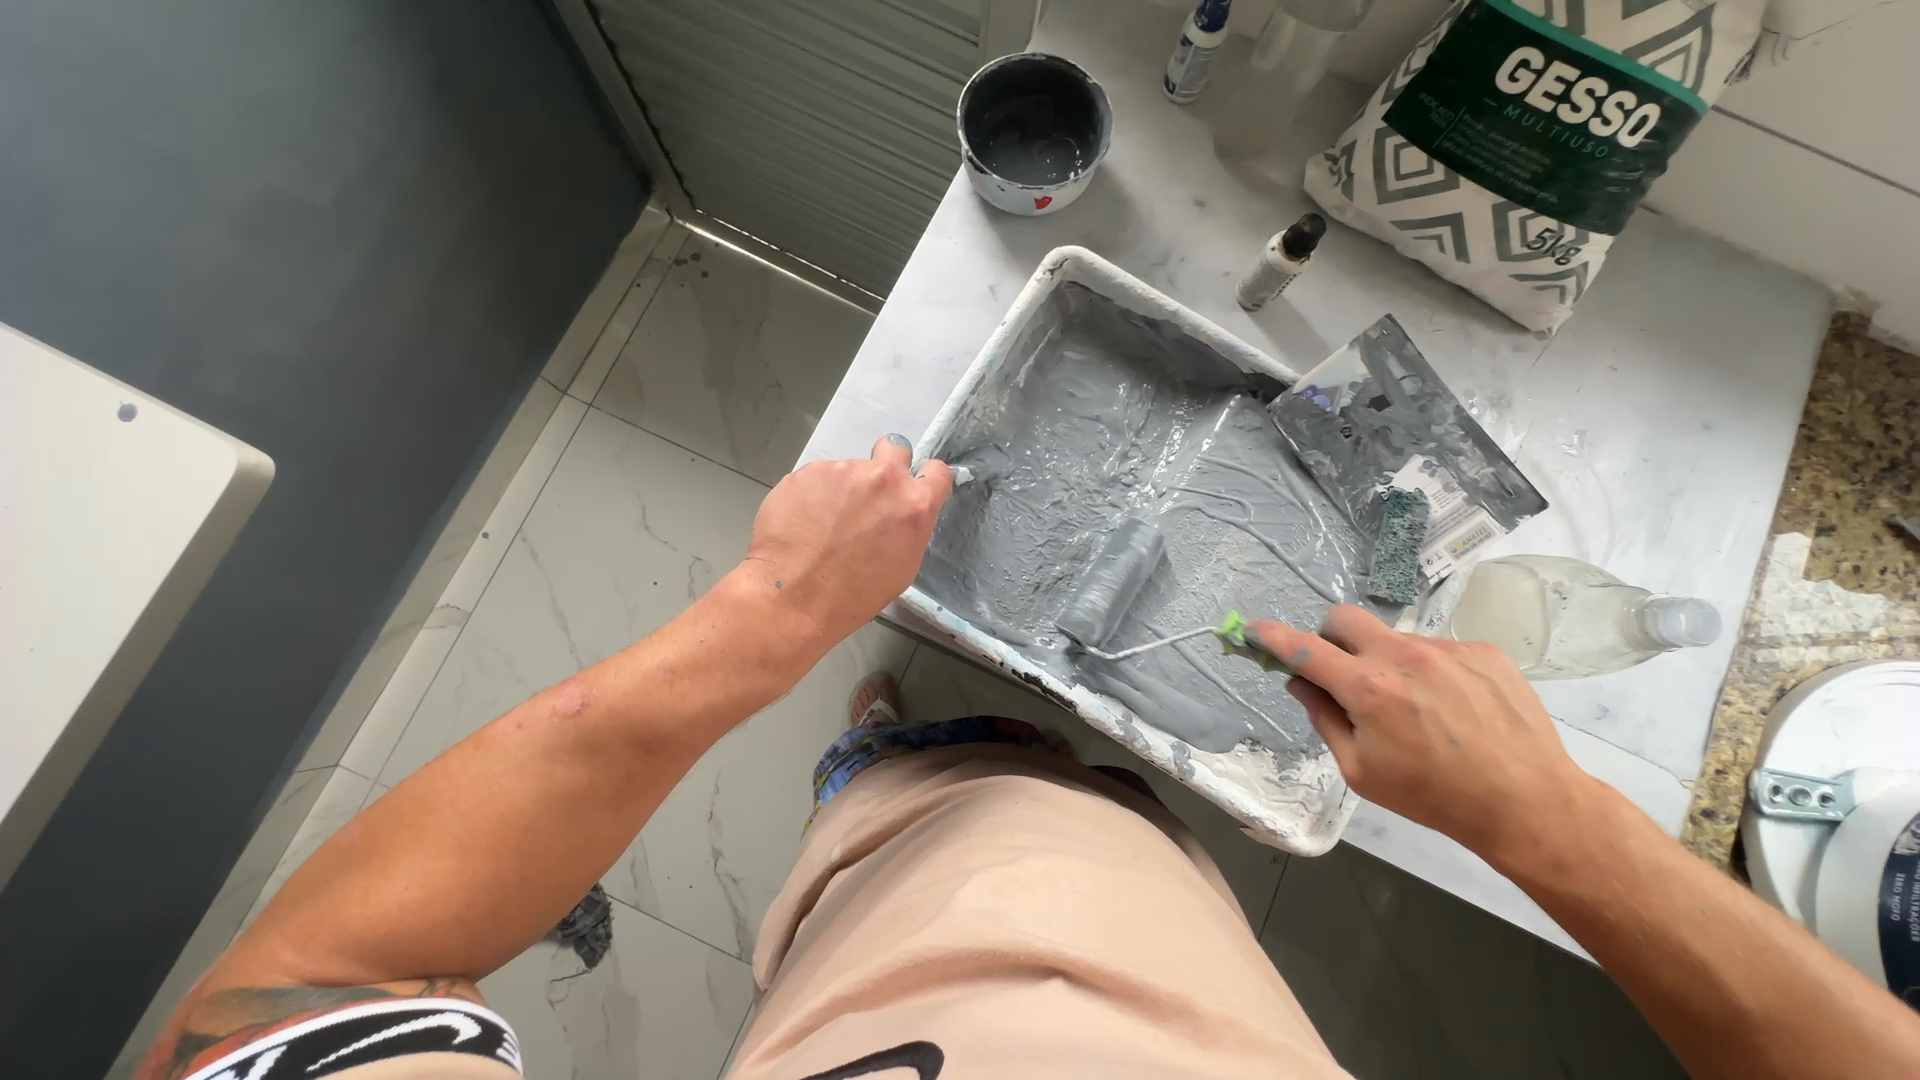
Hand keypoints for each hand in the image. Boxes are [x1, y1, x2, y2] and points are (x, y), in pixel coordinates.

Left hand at [738, 434, 951, 649]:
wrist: (795, 596)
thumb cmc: (854, 594)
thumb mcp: (903, 566)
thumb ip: (909, 526)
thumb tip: (900, 513)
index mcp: (914, 504)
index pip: (937, 471)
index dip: (925, 478)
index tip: (913, 487)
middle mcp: (883, 478)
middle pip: (894, 449)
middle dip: (885, 467)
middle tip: (867, 498)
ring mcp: (842, 470)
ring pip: (848, 470)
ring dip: (842, 489)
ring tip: (823, 525)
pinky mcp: (806, 471)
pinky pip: (816, 478)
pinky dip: (812, 495)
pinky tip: (801, 524)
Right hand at [1251, 606, 1592, 861]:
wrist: (1529, 803)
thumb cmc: (1433, 797)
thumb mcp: (1360, 770)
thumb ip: (1323, 719)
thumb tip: (1301, 683)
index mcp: (1367, 689)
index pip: (1304, 649)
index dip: (1272, 637)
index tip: (1252, 630)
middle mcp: (1403, 657)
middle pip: (1344, 617)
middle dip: (1331, 638)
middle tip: (1343, 673)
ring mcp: (1448, 650)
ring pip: (1394, 638)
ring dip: (1386, 662)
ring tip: (1418, 708)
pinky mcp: (1484, 651)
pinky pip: (1437, 649)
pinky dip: (1429, 671)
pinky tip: (1453, 708)